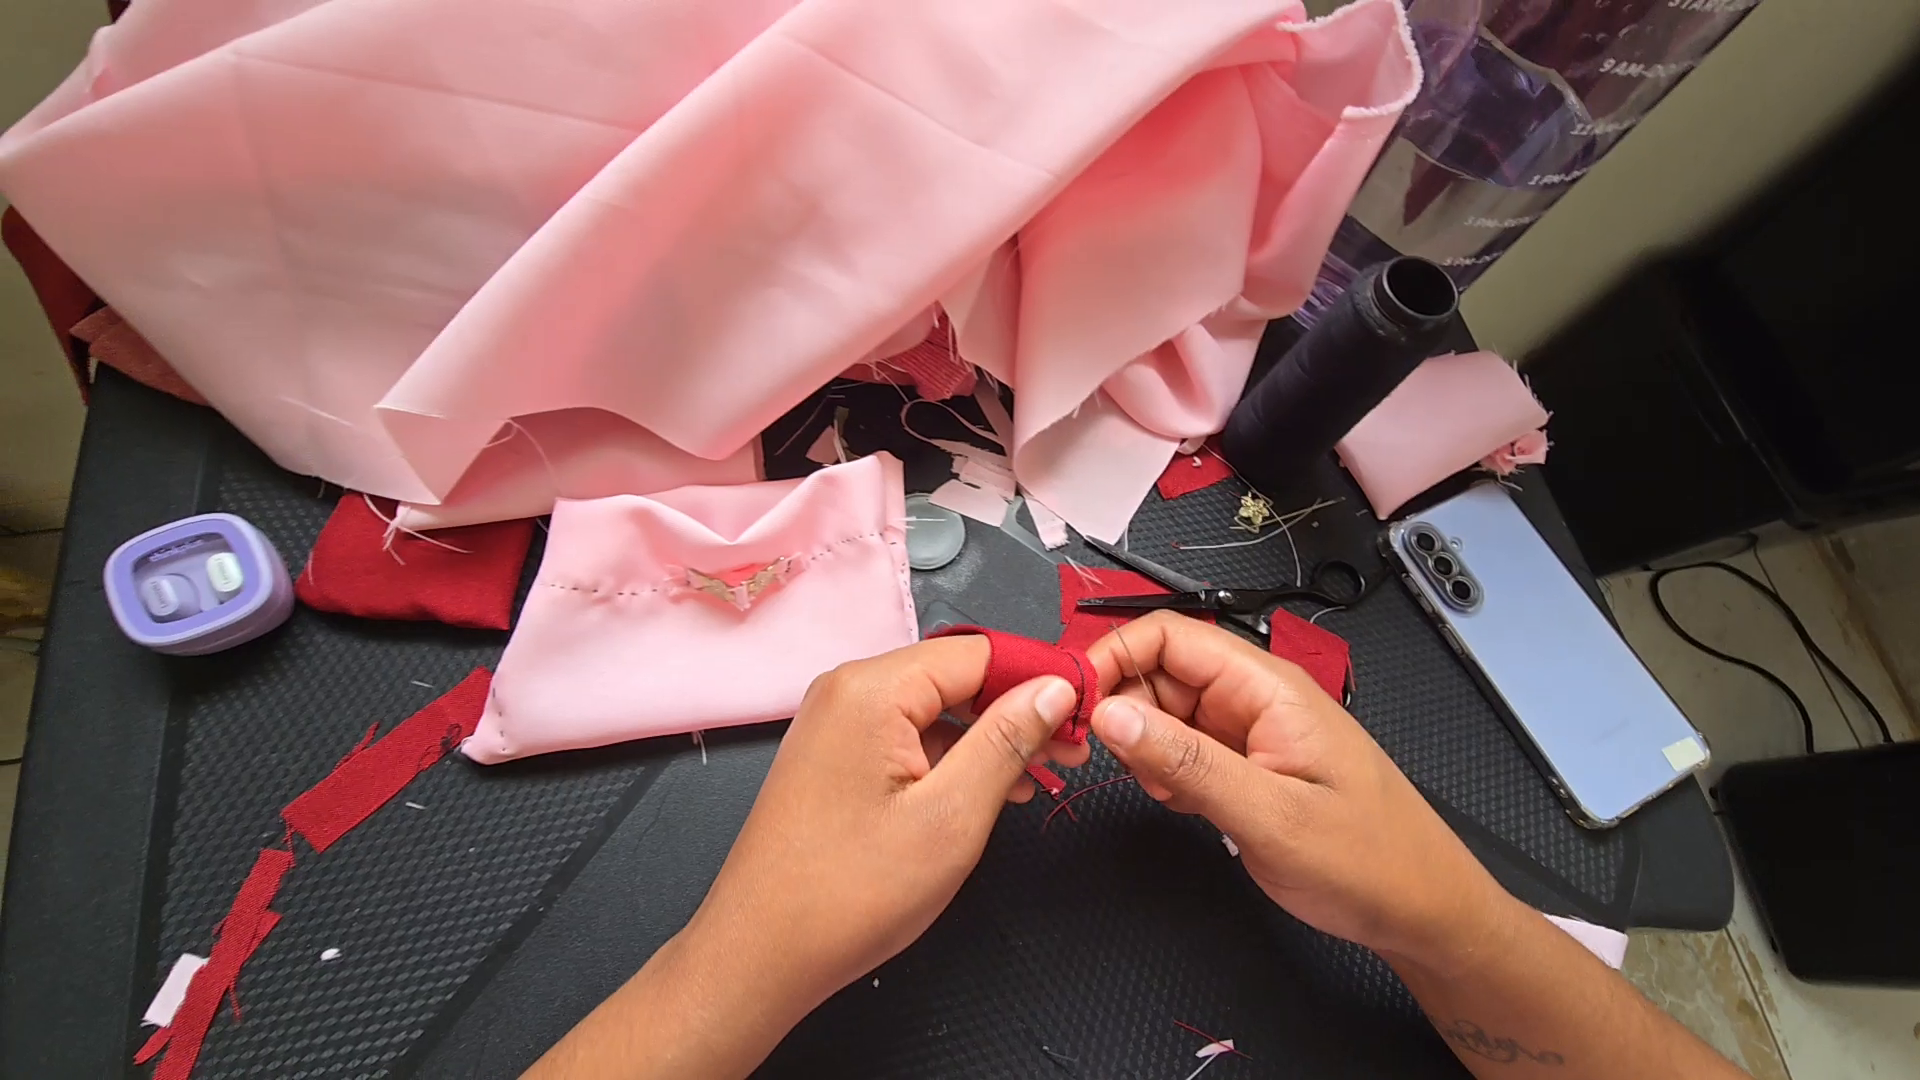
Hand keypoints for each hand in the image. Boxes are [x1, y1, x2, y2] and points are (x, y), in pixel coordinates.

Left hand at [687, 634, 1089, 1013]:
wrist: (757, 956)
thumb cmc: (854, 891)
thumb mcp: (951, 816)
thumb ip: (1007, 740)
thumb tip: (1055, 687)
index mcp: (873, 688)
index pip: (978, 653)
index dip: (1037, 677)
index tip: (1086, 710)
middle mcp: (850, 688)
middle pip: (954, 677)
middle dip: (1016, 709)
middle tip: (1073, 750)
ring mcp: (838, 719)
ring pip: (934, 707)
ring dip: (988, 736)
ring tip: (1042, 773)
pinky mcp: (836, 751)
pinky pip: (906, 733)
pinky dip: (950, 755)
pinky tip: (989, 787)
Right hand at [1084, 611, 1506, 961]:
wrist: (1424, 914)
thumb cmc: (1369, 862)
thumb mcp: (1271, 815)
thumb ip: (1184, 761)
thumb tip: (1107, 714)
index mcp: (1265, 685)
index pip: (1169, 636)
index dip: (1114, 655)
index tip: (1076, 701)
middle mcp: (1249, 695)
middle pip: (1156, 671)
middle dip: (1122, 708)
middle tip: (1114, 761)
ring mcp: (1242, 728)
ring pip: (1160, 710)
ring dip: (1142, 745)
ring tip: (1164, 792)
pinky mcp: (1237, 759)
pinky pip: (1176, 745)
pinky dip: (1160, 769)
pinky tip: (1181, 803)